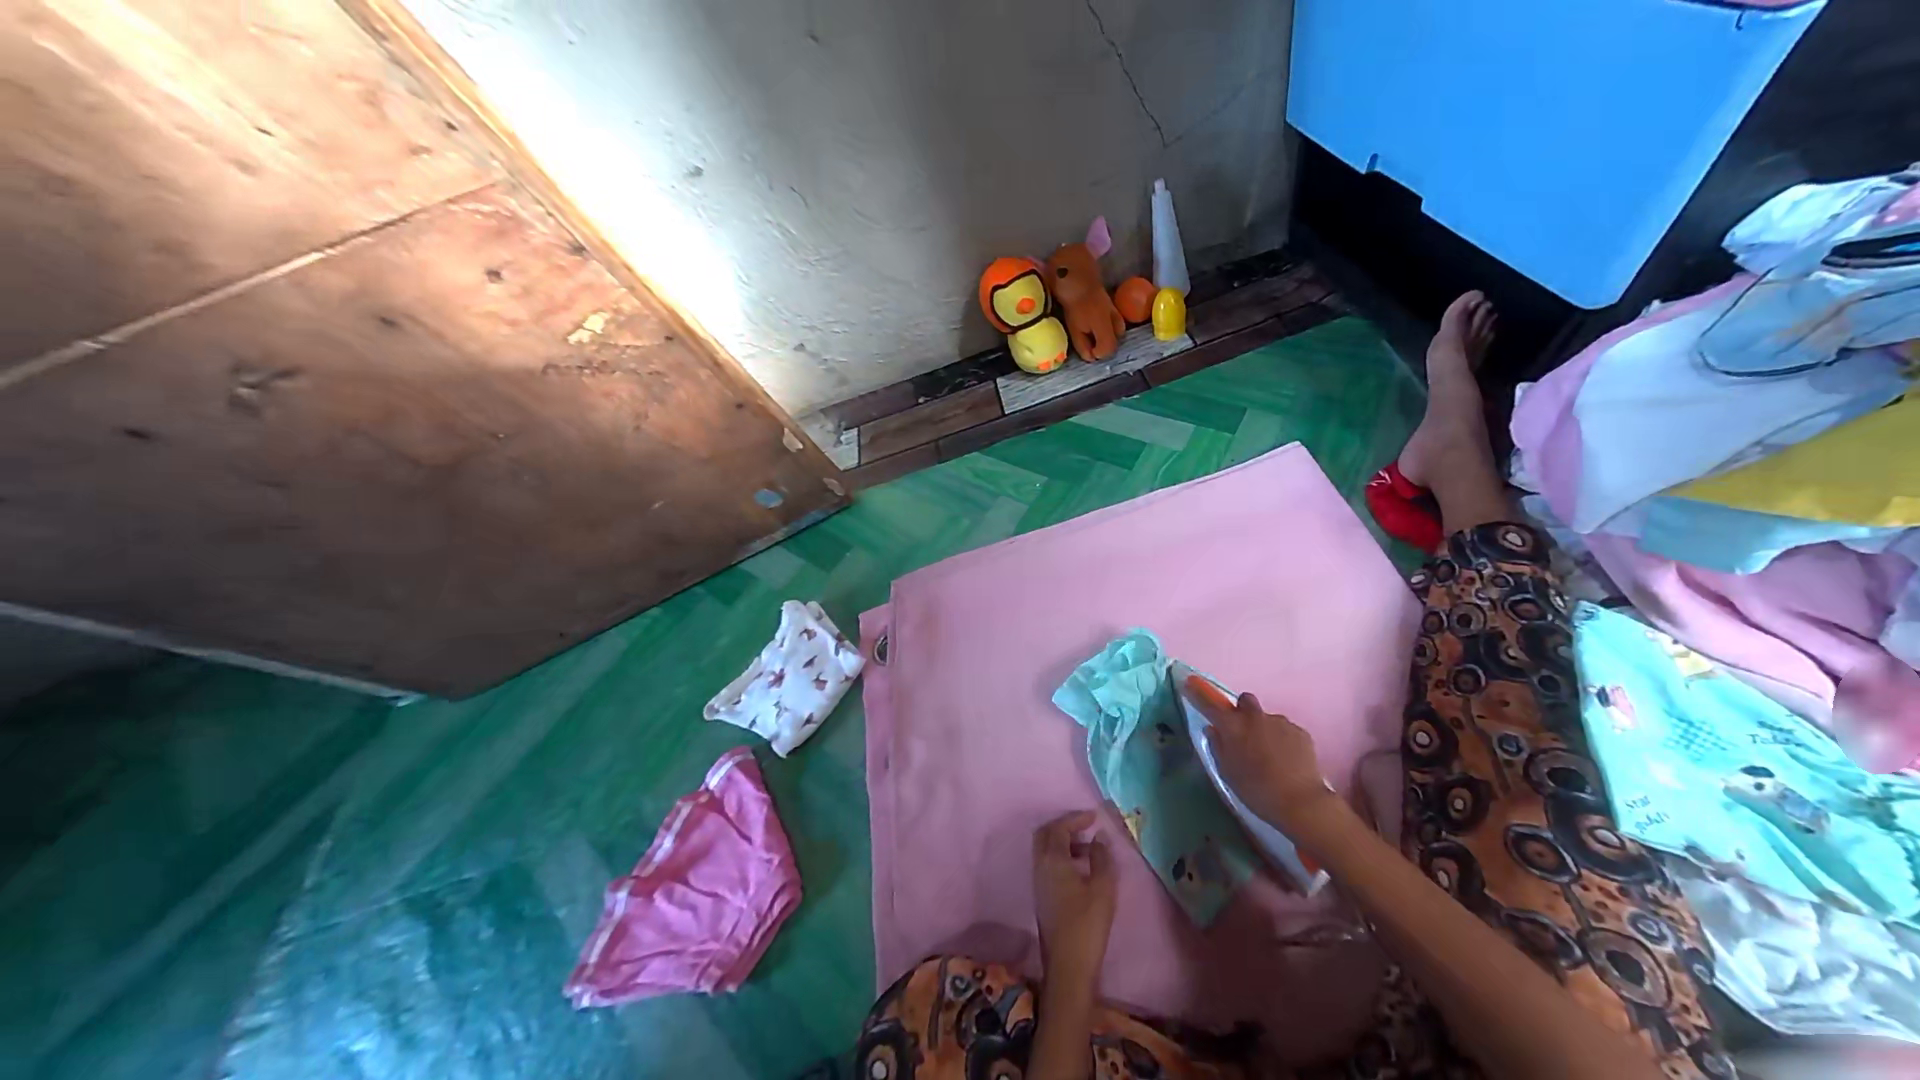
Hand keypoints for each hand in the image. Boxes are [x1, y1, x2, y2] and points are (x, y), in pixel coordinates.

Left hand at [1032, 810, 1116, 988]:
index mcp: (1052, 860)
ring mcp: (1038, 882)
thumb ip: (1102, 857)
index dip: (1075, 818)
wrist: (1068, 965)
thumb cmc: (1087, 923)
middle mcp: (1040, 866)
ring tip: (1090, 849)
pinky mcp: (1042, 895)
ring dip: (1064, 842)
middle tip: (1086, 827)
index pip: (1058, 828)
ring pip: (1045, 850)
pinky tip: (1081, 869)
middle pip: (1045, 834)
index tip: (1094, 816)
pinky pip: (1048, 864)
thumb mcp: (1103, 887)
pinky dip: (1062, 857)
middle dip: (1064, 826)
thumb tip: (1099, 836)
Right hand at [1186, 676, 1336, 831]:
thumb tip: (1213, 729)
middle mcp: (1255, 717)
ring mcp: (1280, 722)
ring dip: (1264, 729)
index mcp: (1232, 726)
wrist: (1300, 802)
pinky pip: (1285, 730)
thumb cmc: (1256, 790)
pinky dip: (1282, 740)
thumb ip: (1218, 746)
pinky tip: (1286, 760)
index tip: (1190, 683)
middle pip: (1245, 701)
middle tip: (1243, 733)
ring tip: (1270, 755)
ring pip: (1267, 718)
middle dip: (1242, 711)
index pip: (1209, 703)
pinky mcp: (1301, 732)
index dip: (1198, 693)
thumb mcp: (1228, 772)